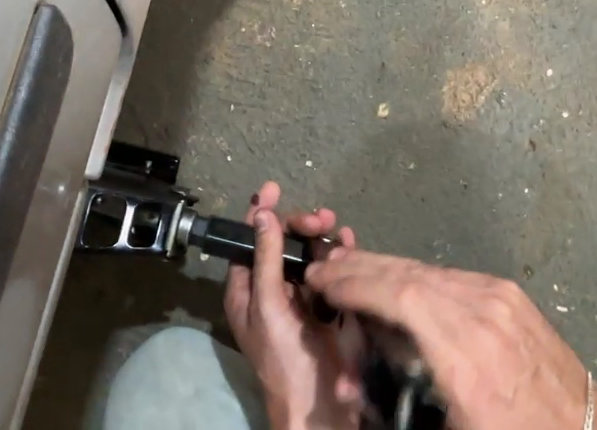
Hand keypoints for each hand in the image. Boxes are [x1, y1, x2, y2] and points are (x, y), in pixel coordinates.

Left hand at [223, 181, 365, 429]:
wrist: (319, 407)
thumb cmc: (283, 357)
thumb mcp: (268, 305)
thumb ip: (265, 258)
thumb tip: (263, 213)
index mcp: (247, 289)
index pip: (250, 240)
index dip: (260, 213)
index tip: (273, 188)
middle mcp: (271, 289)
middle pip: (282, 242)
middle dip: (299, 225)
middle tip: (320, 219)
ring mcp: (300, 297)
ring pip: (308, 254)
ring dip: (321, 237)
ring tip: (336, 227)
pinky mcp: (326, 306)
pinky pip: (331, 271)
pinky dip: (339, 254)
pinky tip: (349, 243)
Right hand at [305, 251, 596, 429]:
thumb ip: (399, 402)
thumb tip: (351, 380)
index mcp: (468, 357)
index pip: (402, 297)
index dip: (357, 284)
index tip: (322, 280)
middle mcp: (481, 313)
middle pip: (408, 275)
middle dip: (359, 267)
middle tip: (321, 267)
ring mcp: (497, 297)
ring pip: (425, 269)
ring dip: (381, 267)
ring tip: (345, 267)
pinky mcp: (506, 291)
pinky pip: (447, 275)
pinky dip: (410, 274)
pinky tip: (391, 278)